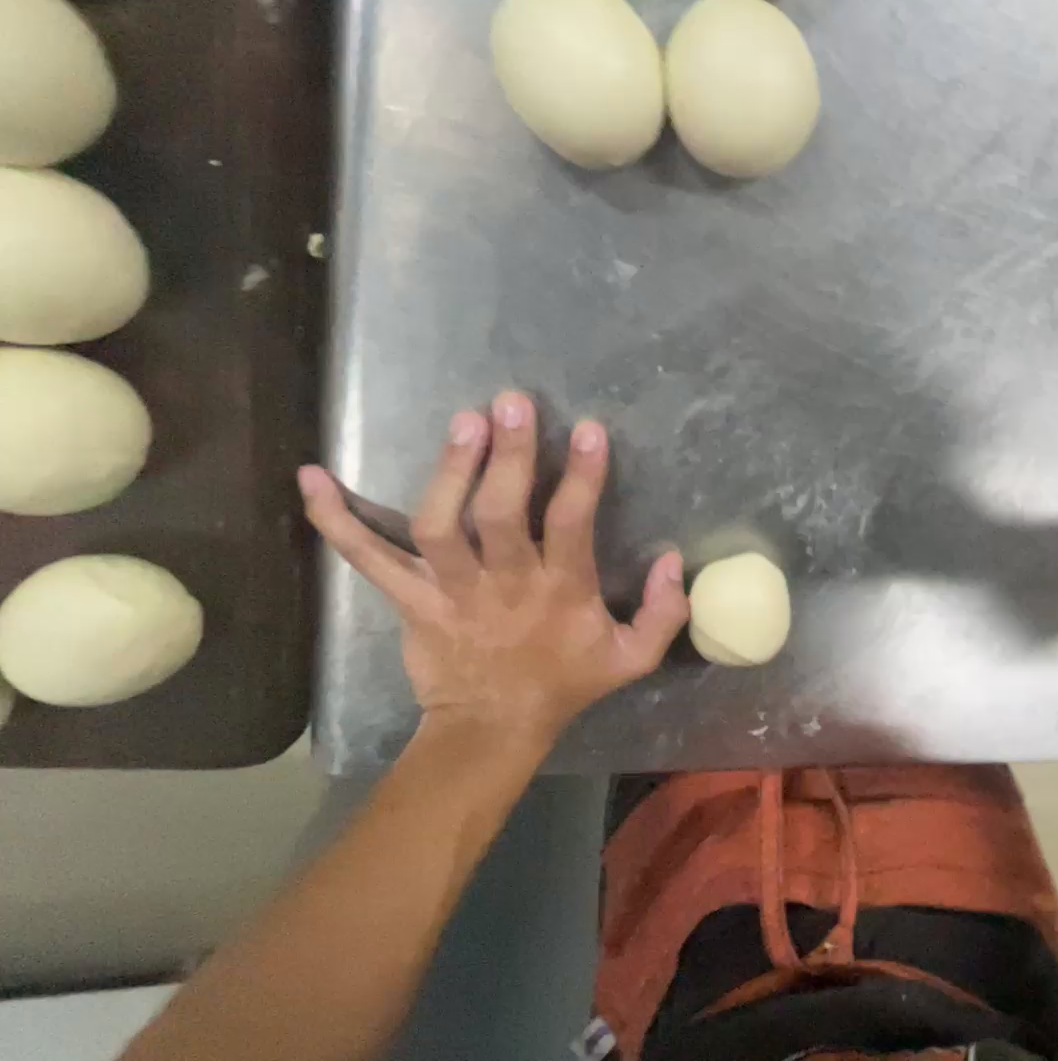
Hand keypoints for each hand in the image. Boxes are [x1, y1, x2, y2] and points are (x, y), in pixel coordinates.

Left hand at [297, 390, 689, 747]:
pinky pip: (366, 558)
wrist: (494, 727)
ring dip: (448, 470)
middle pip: (498, 514)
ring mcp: (449, 591)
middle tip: (511, 404)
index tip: (588, 429)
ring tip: (463, 422)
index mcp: (561, 592)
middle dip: (507, 457)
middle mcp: (504, 584)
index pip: (571, 525)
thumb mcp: (634, 658)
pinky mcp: (408, 600)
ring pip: (439, 525)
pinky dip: (335, 521)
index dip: (581, 476)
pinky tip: (310, 477)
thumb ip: (663, 613)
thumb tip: (671, 559)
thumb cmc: (567, 682)